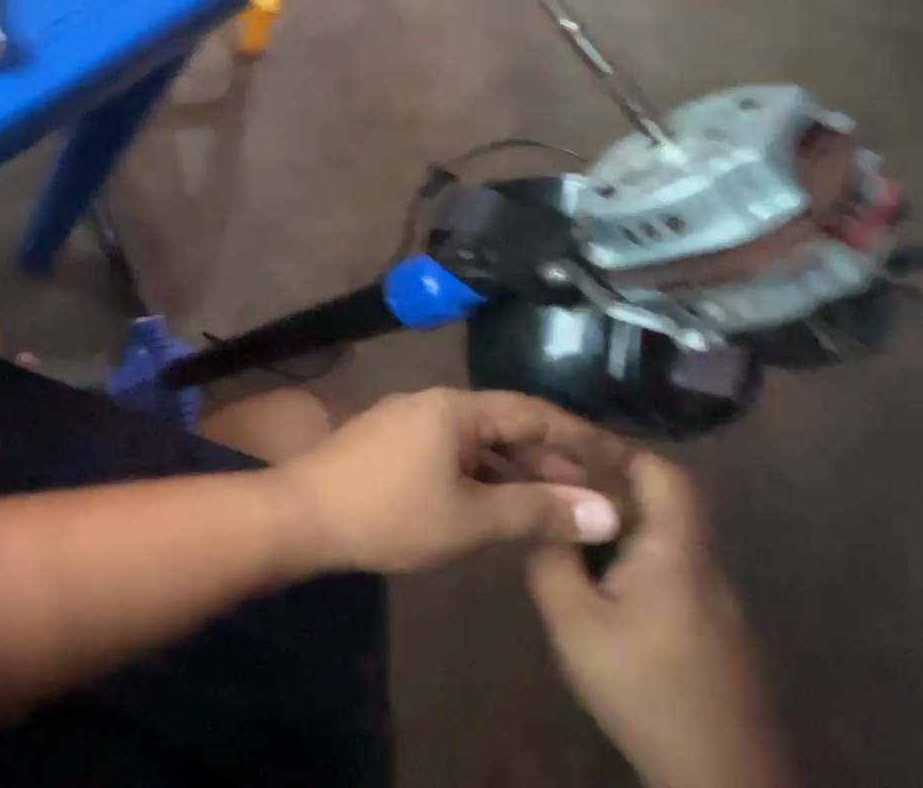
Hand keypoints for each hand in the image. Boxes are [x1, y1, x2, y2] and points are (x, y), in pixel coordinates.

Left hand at [275, 388, 623, 573]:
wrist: (300, 516)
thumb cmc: (389, 513)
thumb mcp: (472, 518)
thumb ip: (539, 511)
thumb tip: (606, 511)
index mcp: (453, 407)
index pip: (533, 412)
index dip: (581, 438)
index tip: (622, 462)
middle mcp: (428, 404)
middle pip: (502, 424)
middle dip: (547, 458)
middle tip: (591, 495)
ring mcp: (401, 422)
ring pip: (472, 441)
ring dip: (511, 470)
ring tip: (550, 507)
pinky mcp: (383, 445)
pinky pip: (446, 453)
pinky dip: (477, 475)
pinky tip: (493, 505)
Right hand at [526, 453, 789, 787]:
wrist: (721, 773)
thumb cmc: (640, 686)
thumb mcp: (573, 621)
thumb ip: (551, 559)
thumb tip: (541, 516)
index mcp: (676, 553)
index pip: (663, 473)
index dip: (618, 451)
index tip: (565, 451)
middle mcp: (707, 567)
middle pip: (665, 504)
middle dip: (608, 489)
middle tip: (553, 493)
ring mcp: (722, 603)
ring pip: (669, 541)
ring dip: (621, 528)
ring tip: (568, 536)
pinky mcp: (722, 633)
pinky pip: (676, 574)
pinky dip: (638, 561)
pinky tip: (605, 589)